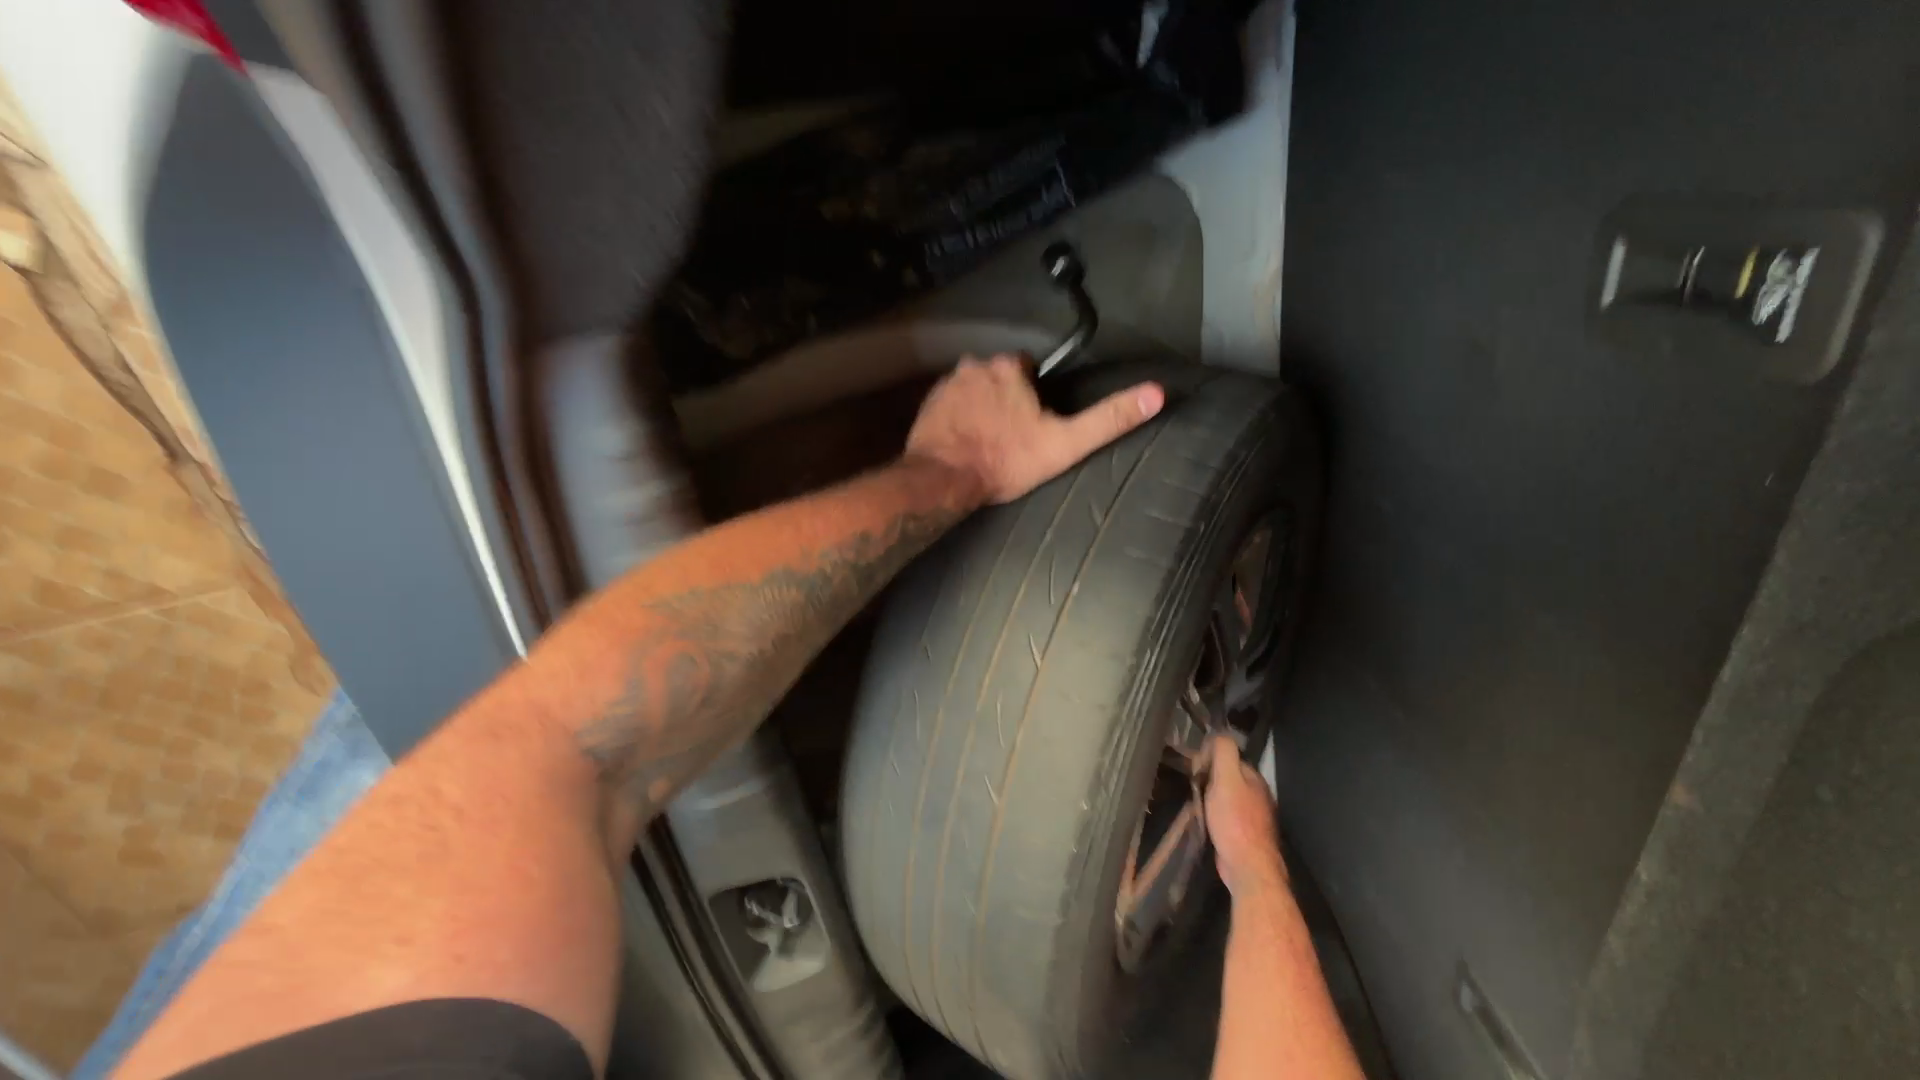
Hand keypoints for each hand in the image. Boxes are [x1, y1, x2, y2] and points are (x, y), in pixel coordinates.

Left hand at [905, 354, 1163, 504]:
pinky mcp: (927, 405)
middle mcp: (975, 365)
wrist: (944, 480)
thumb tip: (1156, 393)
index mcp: (1010, 367)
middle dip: (1007, 399)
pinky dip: (958, 420)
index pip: (1029, 368)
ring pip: (974, 390)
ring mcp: (947, 384)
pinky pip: (951, 406)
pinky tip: (965, 445)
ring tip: (988, 443)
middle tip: (1012, 437)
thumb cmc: (1006, 460)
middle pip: (1000, 377)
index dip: (1035, 394)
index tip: (1034, 422)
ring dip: (982, 408)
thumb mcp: (1066, 443)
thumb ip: (1109, 418)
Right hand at [1202, 735, 1286, 897]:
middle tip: (1193, 789)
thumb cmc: (1235, 820)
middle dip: (1207, 780)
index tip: (1193, 769)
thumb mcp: (1226, 779)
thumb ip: (1223, 753)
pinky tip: (1203, 822)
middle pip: (1225, 777)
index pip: (1228, 757)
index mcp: (1253, 778)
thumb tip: (1217, 733)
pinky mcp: (1243, 834)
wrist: (1247, 866)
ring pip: (1223, 797)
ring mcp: (1252, 815)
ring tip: (1194, 806)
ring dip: (1208, 799)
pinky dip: (1212, 816)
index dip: (1209, 759)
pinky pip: (1223, 816)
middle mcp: (1256, 794)